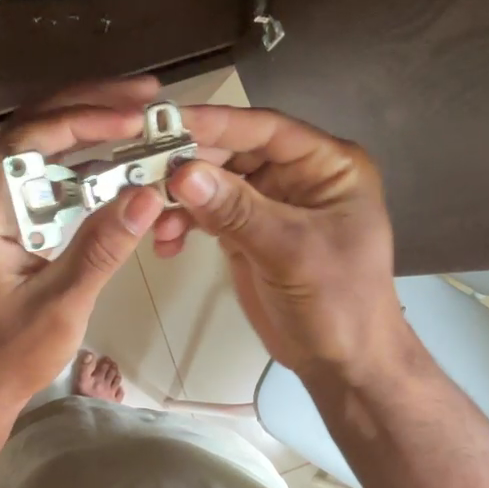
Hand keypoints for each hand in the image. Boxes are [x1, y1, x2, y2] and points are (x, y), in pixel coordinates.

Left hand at [0, 78, 166, 411]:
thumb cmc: (8, 355)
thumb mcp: (60, 306)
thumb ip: (101, 249)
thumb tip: (147, 194)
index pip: (27, 141)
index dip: (81, 120)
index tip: (133, 119)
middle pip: (35, 131)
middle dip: (89, 107)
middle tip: (147, 96)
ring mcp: (3, 211)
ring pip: (45, 151)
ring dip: (91, 130)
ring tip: (142, 116)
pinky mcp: (20, 227)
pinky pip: (54, 182)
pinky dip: (89, 166)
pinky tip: (124, 163)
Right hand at [157, 107, 406, 386]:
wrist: (343, 364)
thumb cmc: (337, 303)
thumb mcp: (290, 251)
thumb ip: (236, 210)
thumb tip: (182, 174)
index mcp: (327, 165)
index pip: (266, 130)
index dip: (217, 124)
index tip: (167, 123)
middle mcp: (298, 176)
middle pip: (234, 153)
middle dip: (190, 165)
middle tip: (145, 175)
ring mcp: (270, 203)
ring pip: (215, 183)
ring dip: (181, 199)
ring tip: (154, 221)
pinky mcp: (247, 231)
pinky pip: (208, 214)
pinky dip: (184, 224)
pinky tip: (167, 243)